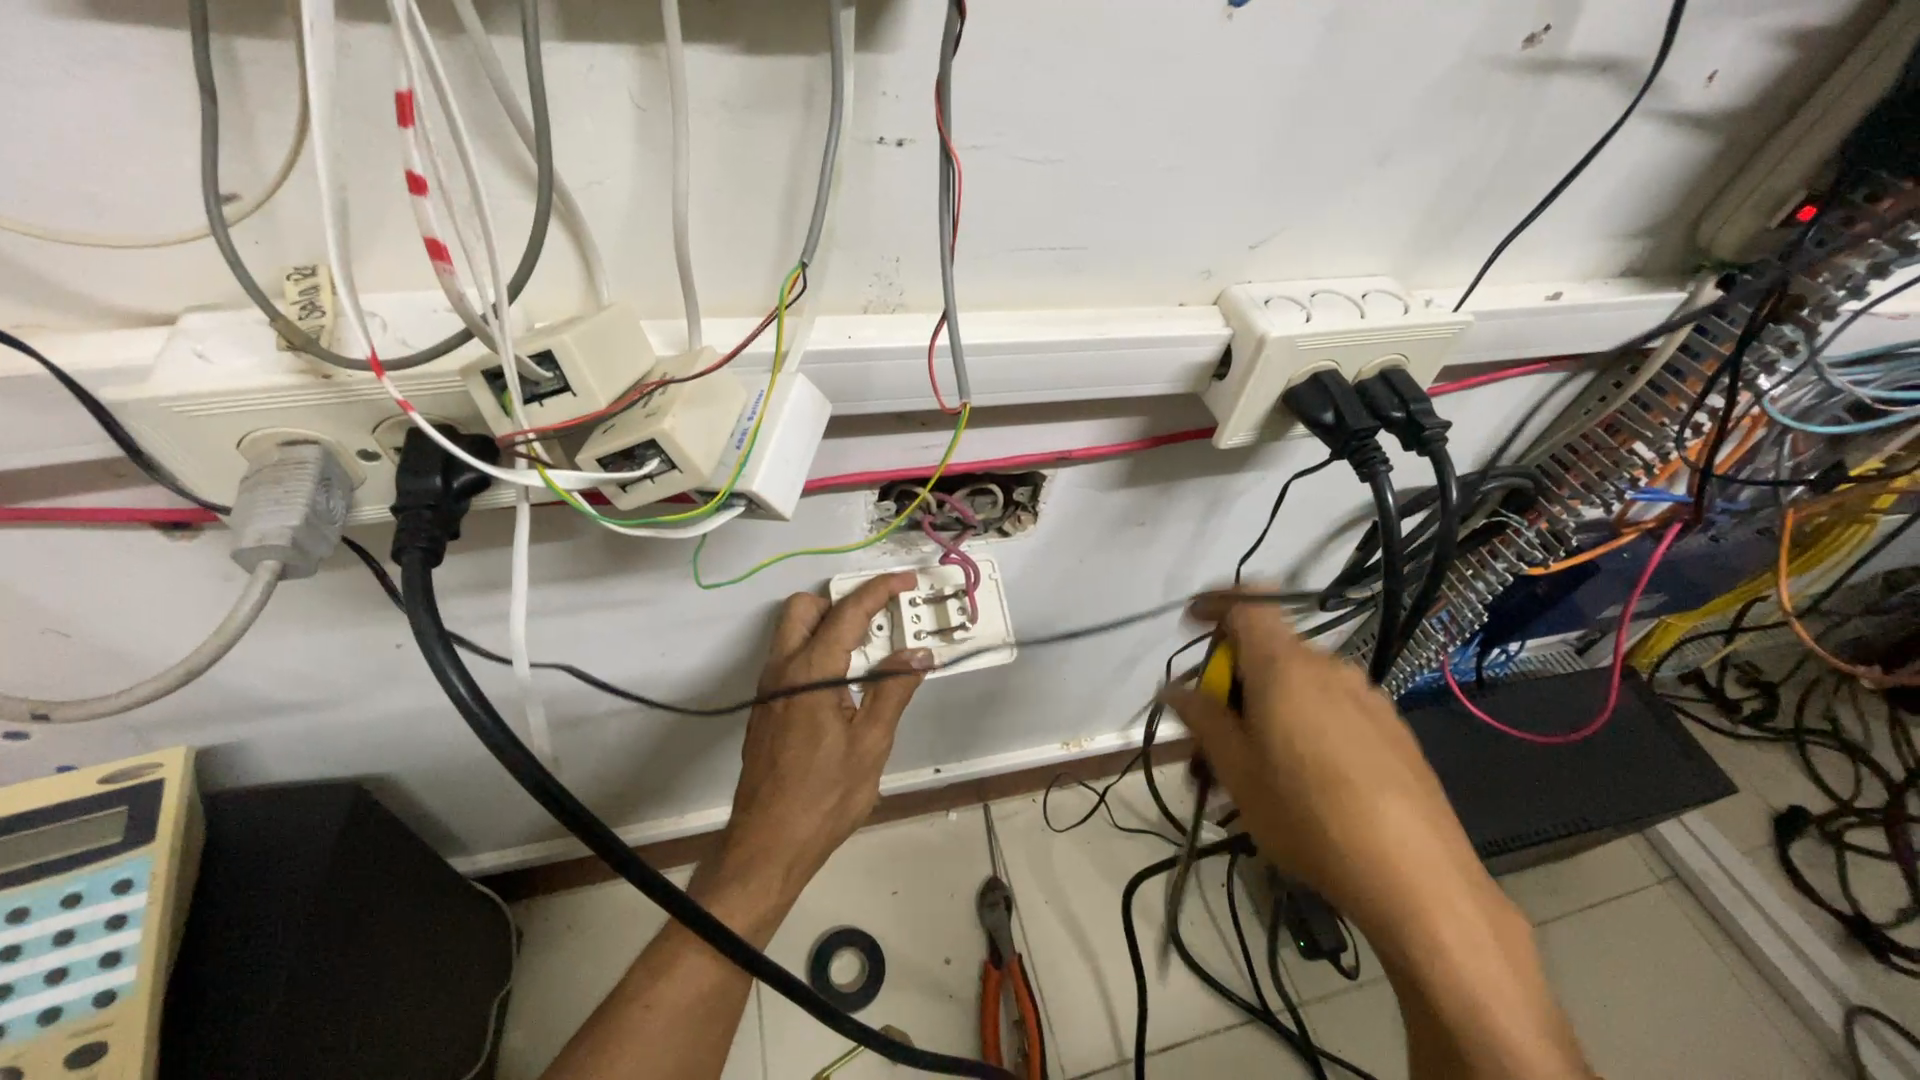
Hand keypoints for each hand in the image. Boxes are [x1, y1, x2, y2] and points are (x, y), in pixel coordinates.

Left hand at [718, 573, 932, 900]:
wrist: (768, 844)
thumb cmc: (825, 796)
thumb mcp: (871, 743)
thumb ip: (893, 689)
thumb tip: (919, 653)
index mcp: (809, 673)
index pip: (847, 614)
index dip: (879, 591)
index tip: (906, 580)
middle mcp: (781, 671)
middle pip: (804, 609)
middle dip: (842, 603)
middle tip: (878, 624)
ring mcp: (768, 690)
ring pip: (792, 633)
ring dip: (829, 629)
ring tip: (869, 656)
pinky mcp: (766, 709)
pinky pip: (790, 661)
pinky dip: (818, 654)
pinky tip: (845, 687)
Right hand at [1161, 590, 1499, 936]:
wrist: (1414, 874)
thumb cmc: (1306, 814)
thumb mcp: (1237, 771)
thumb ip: (1203, 719)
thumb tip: (1175, 688)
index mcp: (1284, 666)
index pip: (1247, 605)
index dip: (1214, 606)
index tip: (1190, 624)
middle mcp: (1329, 668)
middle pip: (1268, 655)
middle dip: (1230, 688)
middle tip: (1207, 741)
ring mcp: (1367, 698)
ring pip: (1298, 689)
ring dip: (1264, 715)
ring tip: (1248, 775)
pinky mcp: (1392, 731)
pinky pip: (1331, 712)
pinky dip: (1301, 729)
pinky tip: (1299, 784)